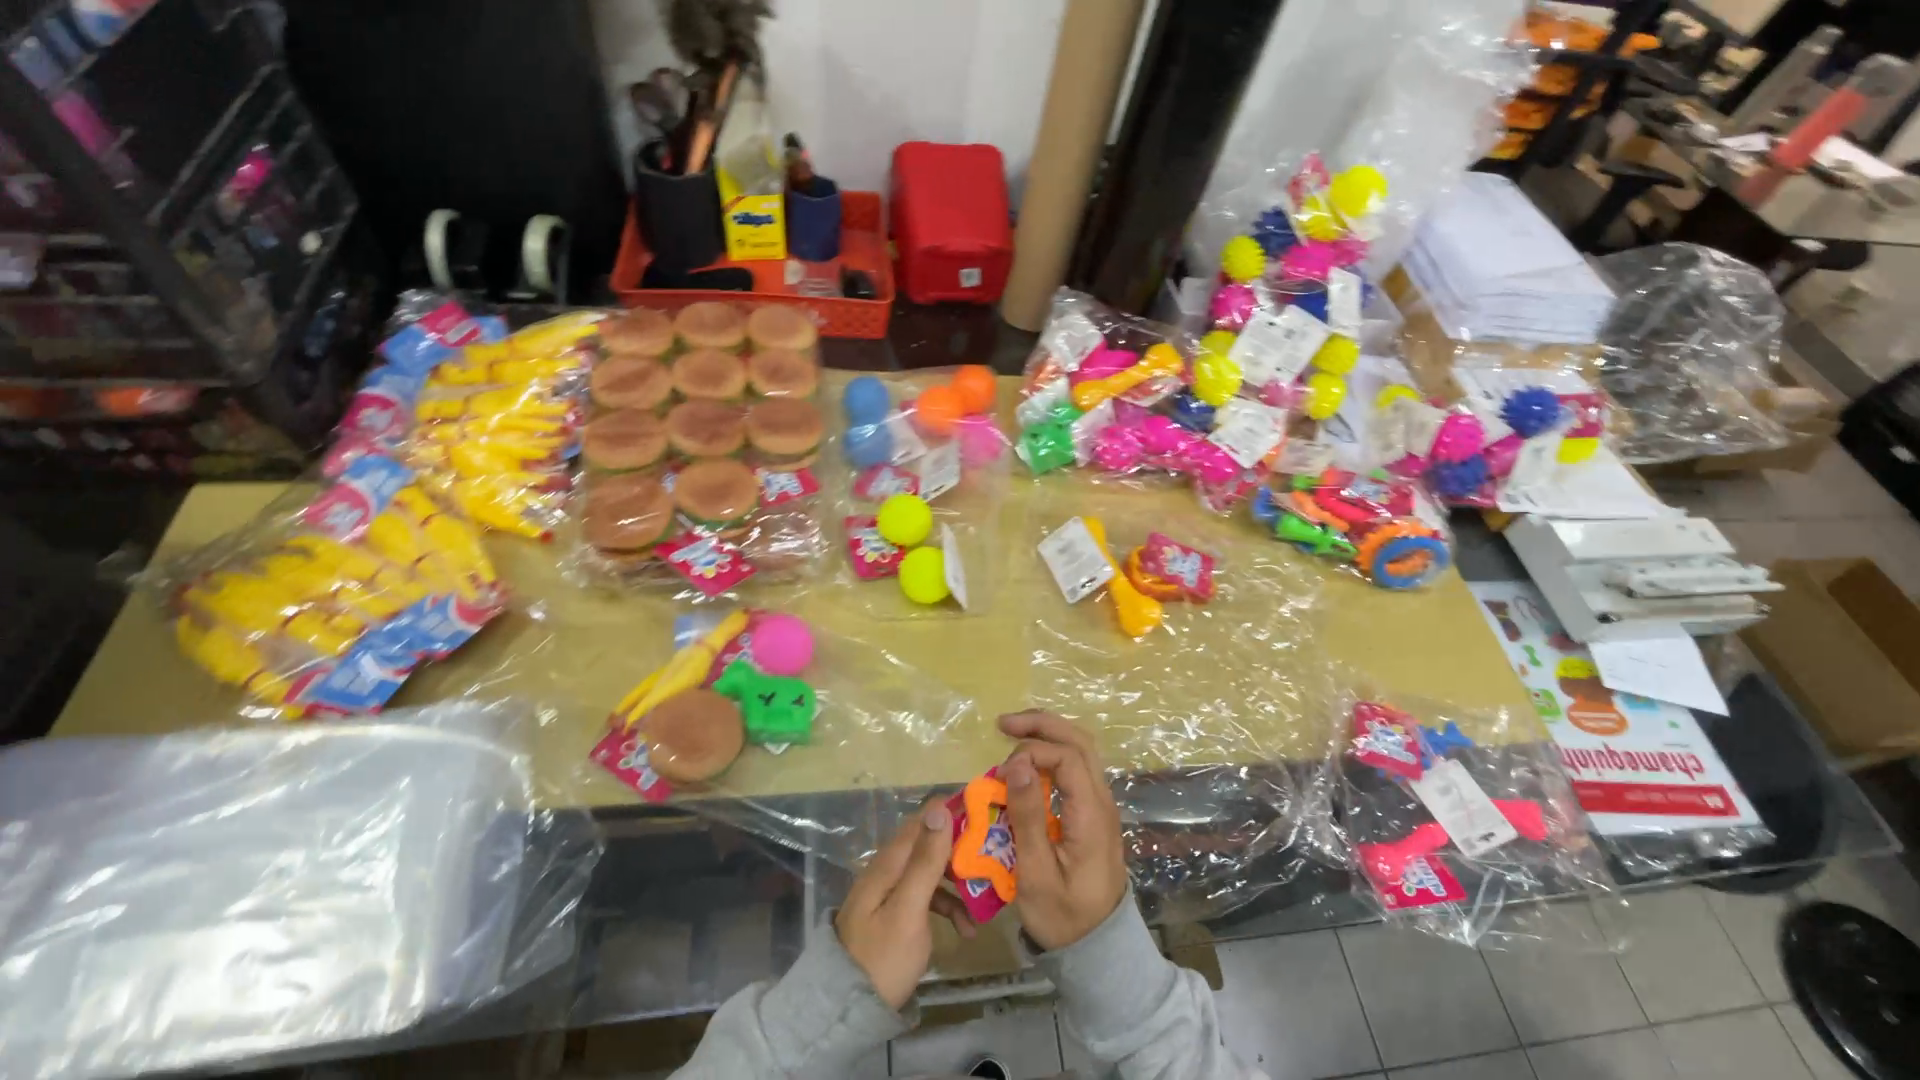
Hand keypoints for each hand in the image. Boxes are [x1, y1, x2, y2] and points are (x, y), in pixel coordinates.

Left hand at [835, 799, 976, 1009]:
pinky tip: (965, 930)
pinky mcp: (895, 914)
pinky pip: (926, 898)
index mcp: (889, 862)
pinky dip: (947, 907)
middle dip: (962, 850)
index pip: (923, 820)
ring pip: (931, 873)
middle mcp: (888, 870)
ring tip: (985, 902)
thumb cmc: (882, 957)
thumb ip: (925, 861)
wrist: (847, 1009)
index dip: (952, 812)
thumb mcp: (909, 909)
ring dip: (959, 884)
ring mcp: (890, 892)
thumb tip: (939, 808)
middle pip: (929, 845)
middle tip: (995, 860)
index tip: (985, 812)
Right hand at [999, 710, 1128, 951]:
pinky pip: (1076, 770)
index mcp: (1091, 815)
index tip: (1001, 773)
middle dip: (1042, 725)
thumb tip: (1017, 764)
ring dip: (1048, 736)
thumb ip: (1028, 817)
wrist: (1098, 948)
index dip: (1032, 753)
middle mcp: (1102, 801)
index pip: (1067, 757)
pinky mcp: (1092, 814)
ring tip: (1011, 734)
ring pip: (1081, 751)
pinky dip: (1051, 755)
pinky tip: (1026, 765)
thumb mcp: (1037, 874)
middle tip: (1002, 724)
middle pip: (1080, 742)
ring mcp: (1100, 806)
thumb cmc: (1063, 916)